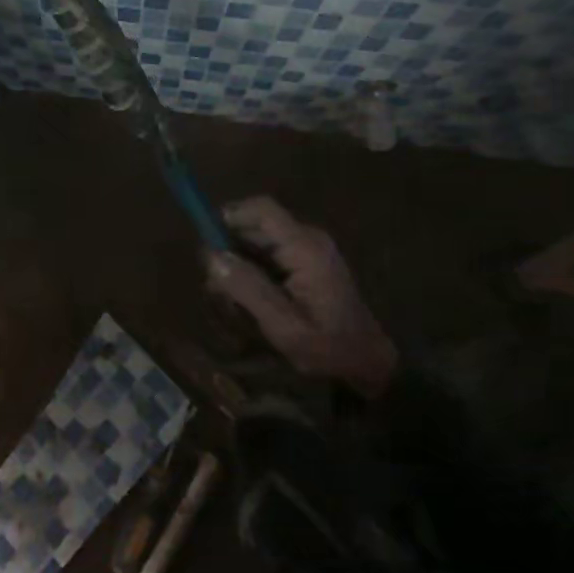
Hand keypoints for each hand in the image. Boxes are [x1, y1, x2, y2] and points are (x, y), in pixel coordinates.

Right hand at [203, 196, 399, 398]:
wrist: (368, 362)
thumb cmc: (328, 347)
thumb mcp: (284, 326)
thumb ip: (248, 289)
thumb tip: (212, 256)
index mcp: (305, 248)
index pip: (263, 209)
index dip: (230, 214)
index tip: (205, 239)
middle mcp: (307, 239)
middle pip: (255, 224)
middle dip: (228, 245)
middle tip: (214, 282)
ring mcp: (308, 248)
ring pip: (258, 238)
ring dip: (237, 259)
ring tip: (228, 295)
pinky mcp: (305, 260)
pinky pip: (268, 251)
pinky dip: (250, 267)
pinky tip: (246, 296)